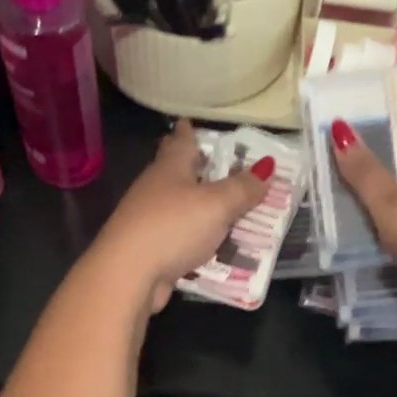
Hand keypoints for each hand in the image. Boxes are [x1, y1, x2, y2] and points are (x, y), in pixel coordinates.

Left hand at [88, 119, 272, 311]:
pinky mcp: (149, 249)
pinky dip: (193, 236)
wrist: (129, 274)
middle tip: (212, 163)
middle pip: (176, 172)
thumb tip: (267, 167)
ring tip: (220, 206)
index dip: (189, 132)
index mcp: (170, 168)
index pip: (181, 142)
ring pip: (177, 205)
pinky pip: (179, 236)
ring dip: (196, 205)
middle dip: (193, 166)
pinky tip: (207, 244)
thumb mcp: (217, 204)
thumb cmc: (174, 227)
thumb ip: (242, 188)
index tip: (189, 122)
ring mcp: (149, 220)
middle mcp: (156, 189)